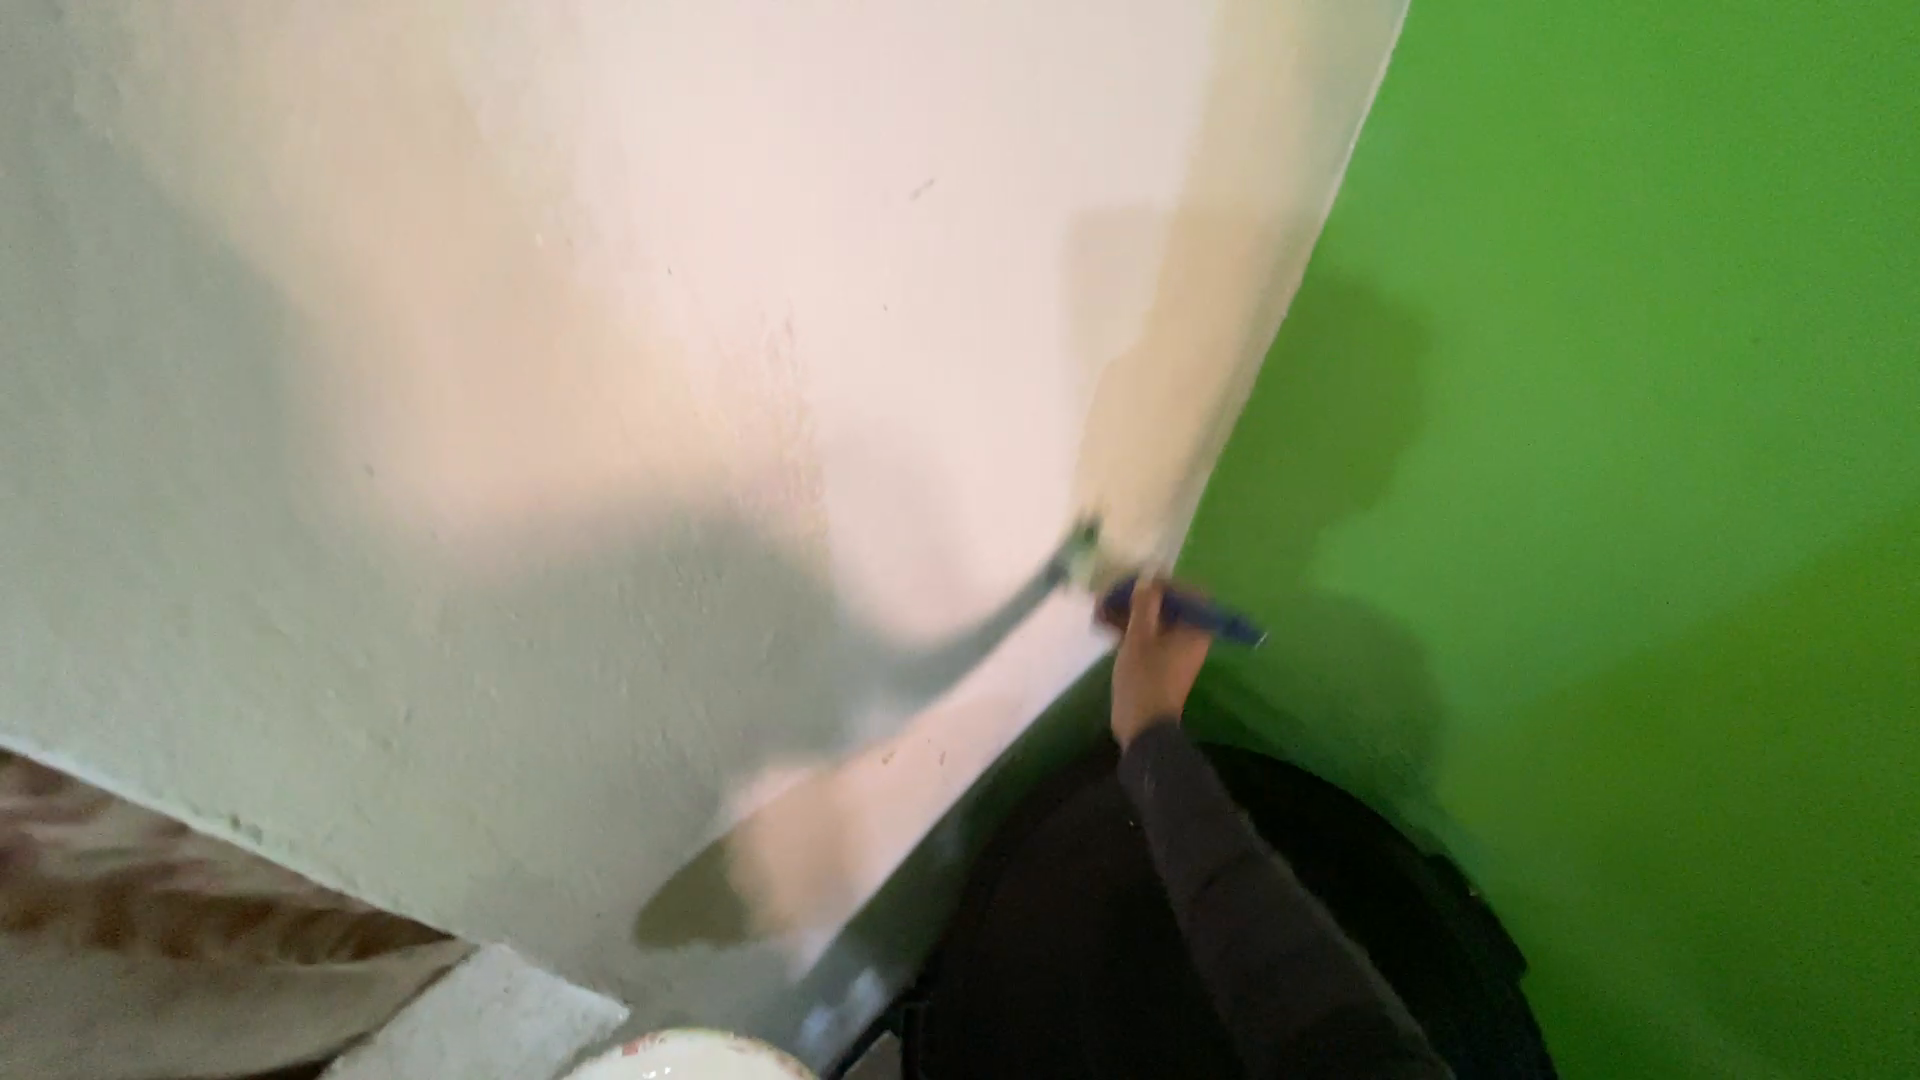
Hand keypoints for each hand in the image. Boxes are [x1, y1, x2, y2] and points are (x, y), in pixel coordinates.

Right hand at [1110, 577, 1212, 747]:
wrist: (1143, 725)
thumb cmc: (1146, 678)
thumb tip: (1147, 580)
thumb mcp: (1140, 636)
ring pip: (1152, 620)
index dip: (1166, 584)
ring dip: (1127, 612)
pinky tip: (1101, 624)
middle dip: (1137, 597)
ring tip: (1098, 609)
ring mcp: (1172, 650)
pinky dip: (1126, 628)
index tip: (1140, 582)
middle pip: (1167, 606)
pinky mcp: (1157, 661)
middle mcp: (1189, 636)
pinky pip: (1145, 636)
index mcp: (1195, 629)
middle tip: (1111, 593)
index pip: (1191, 594)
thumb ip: (1144, 604)